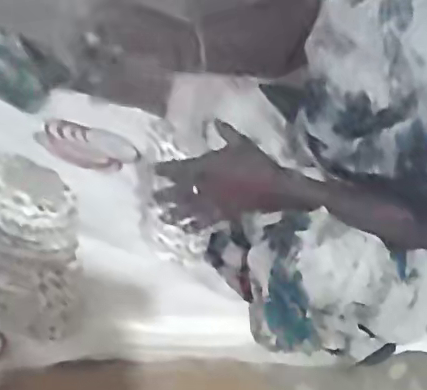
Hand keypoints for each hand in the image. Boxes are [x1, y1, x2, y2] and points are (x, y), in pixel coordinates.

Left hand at [156, 121, 306, 226]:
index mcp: (206, 166)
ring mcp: (214, 203)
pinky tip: (187, 230)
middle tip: (151, 199)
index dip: (165, 171)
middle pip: (180, 192)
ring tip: (162, 218)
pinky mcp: (225, 216)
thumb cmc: (258, 163)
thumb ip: (225, 133)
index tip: (153, 170)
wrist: (275, 187)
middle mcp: (206, 187)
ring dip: (175, 214)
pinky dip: (195, 226)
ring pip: (189, 210)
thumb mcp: (241, 142)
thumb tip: (216, 121)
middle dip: (165, 196)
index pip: (179, 169)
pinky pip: (206, 222)